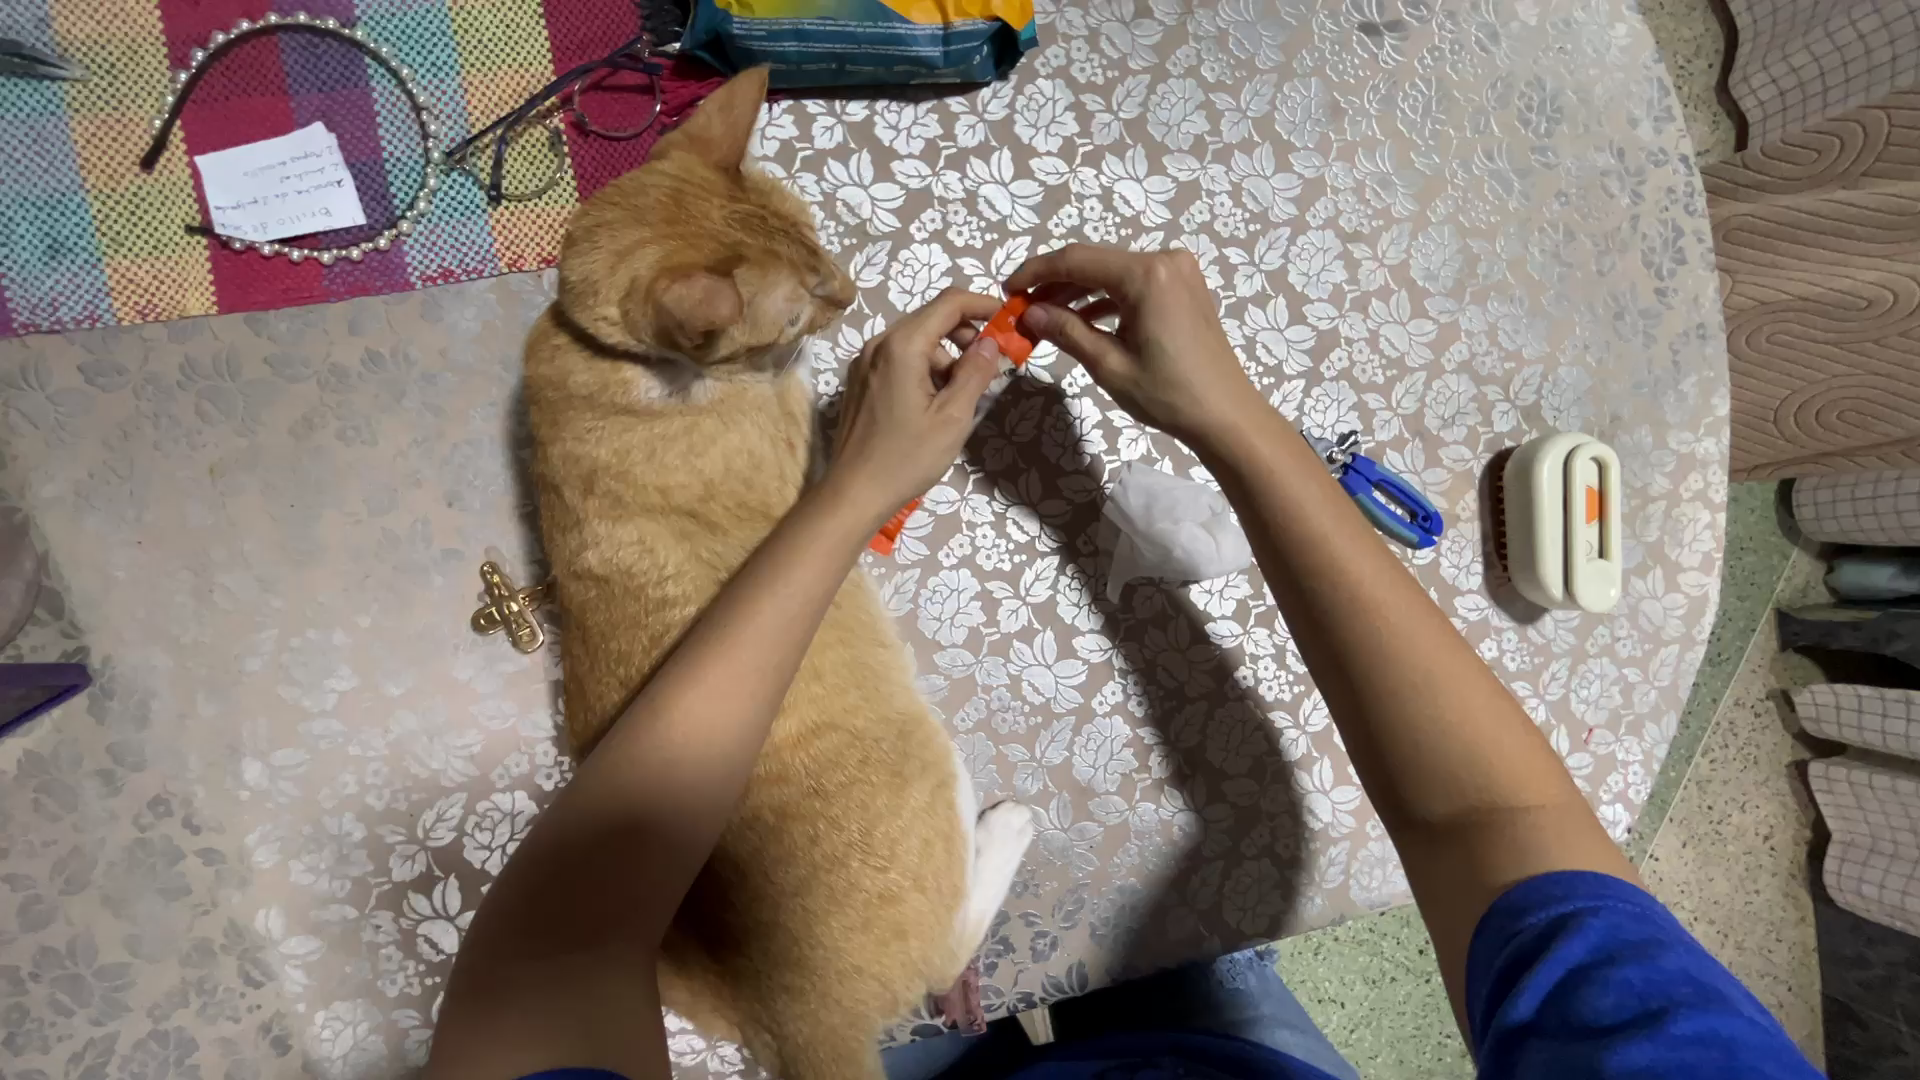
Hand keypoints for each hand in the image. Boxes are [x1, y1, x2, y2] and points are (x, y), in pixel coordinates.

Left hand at [826, 288, 1005, 524]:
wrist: (854, 492)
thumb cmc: (907, 458)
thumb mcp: (952, 417)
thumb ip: (975, 373)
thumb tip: (991, 343)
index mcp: (902, 346)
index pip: (949, 302)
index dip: (983, 305)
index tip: (1008, 321)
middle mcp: (878, 344)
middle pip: (931, 319)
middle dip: (966, 336)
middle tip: (990, 366)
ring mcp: (865, 363)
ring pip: (916, 343)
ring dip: (945, 358)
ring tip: (961, 395)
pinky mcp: (860, 382)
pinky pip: (899, 360)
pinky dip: (924, 369)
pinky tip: (934, 402)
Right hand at [1006, 244, 1269, 451]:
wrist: (1225, 414)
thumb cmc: (1167, 394)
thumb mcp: (1109, 365)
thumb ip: (1067, 332)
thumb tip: (1029, 313)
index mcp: (1146, 275)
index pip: (1076, 260)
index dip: (1036, 272)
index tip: (1007, 290)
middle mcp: (1164, 260)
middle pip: (1094, 262)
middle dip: (1054, 284)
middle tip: (1022, 308)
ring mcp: (1177, 272)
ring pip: (1112, 273)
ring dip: (1077, 292)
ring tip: (1045, 317)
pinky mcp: (1183, 287)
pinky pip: (1133, 284)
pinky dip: (1105, 299)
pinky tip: (1081, 319)